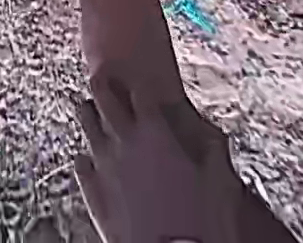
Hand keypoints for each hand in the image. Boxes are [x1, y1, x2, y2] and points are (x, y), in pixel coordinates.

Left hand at [75, 74, 245, 242]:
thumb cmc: (200, 225)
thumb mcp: (220, 184)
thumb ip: (215, 154)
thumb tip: (217, 139)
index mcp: (154, 132)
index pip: (140, 93)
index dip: (140, 86)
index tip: (140, 86)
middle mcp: (124, 140)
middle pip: (104, 96)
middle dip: (103, 84)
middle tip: (102, 77)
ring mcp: (104, 163)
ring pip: (86, 122)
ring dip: (89, 114)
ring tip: (90, 108)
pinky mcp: (93, 190)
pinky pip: (81, 163)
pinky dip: (85, 159)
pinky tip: (87, 158)